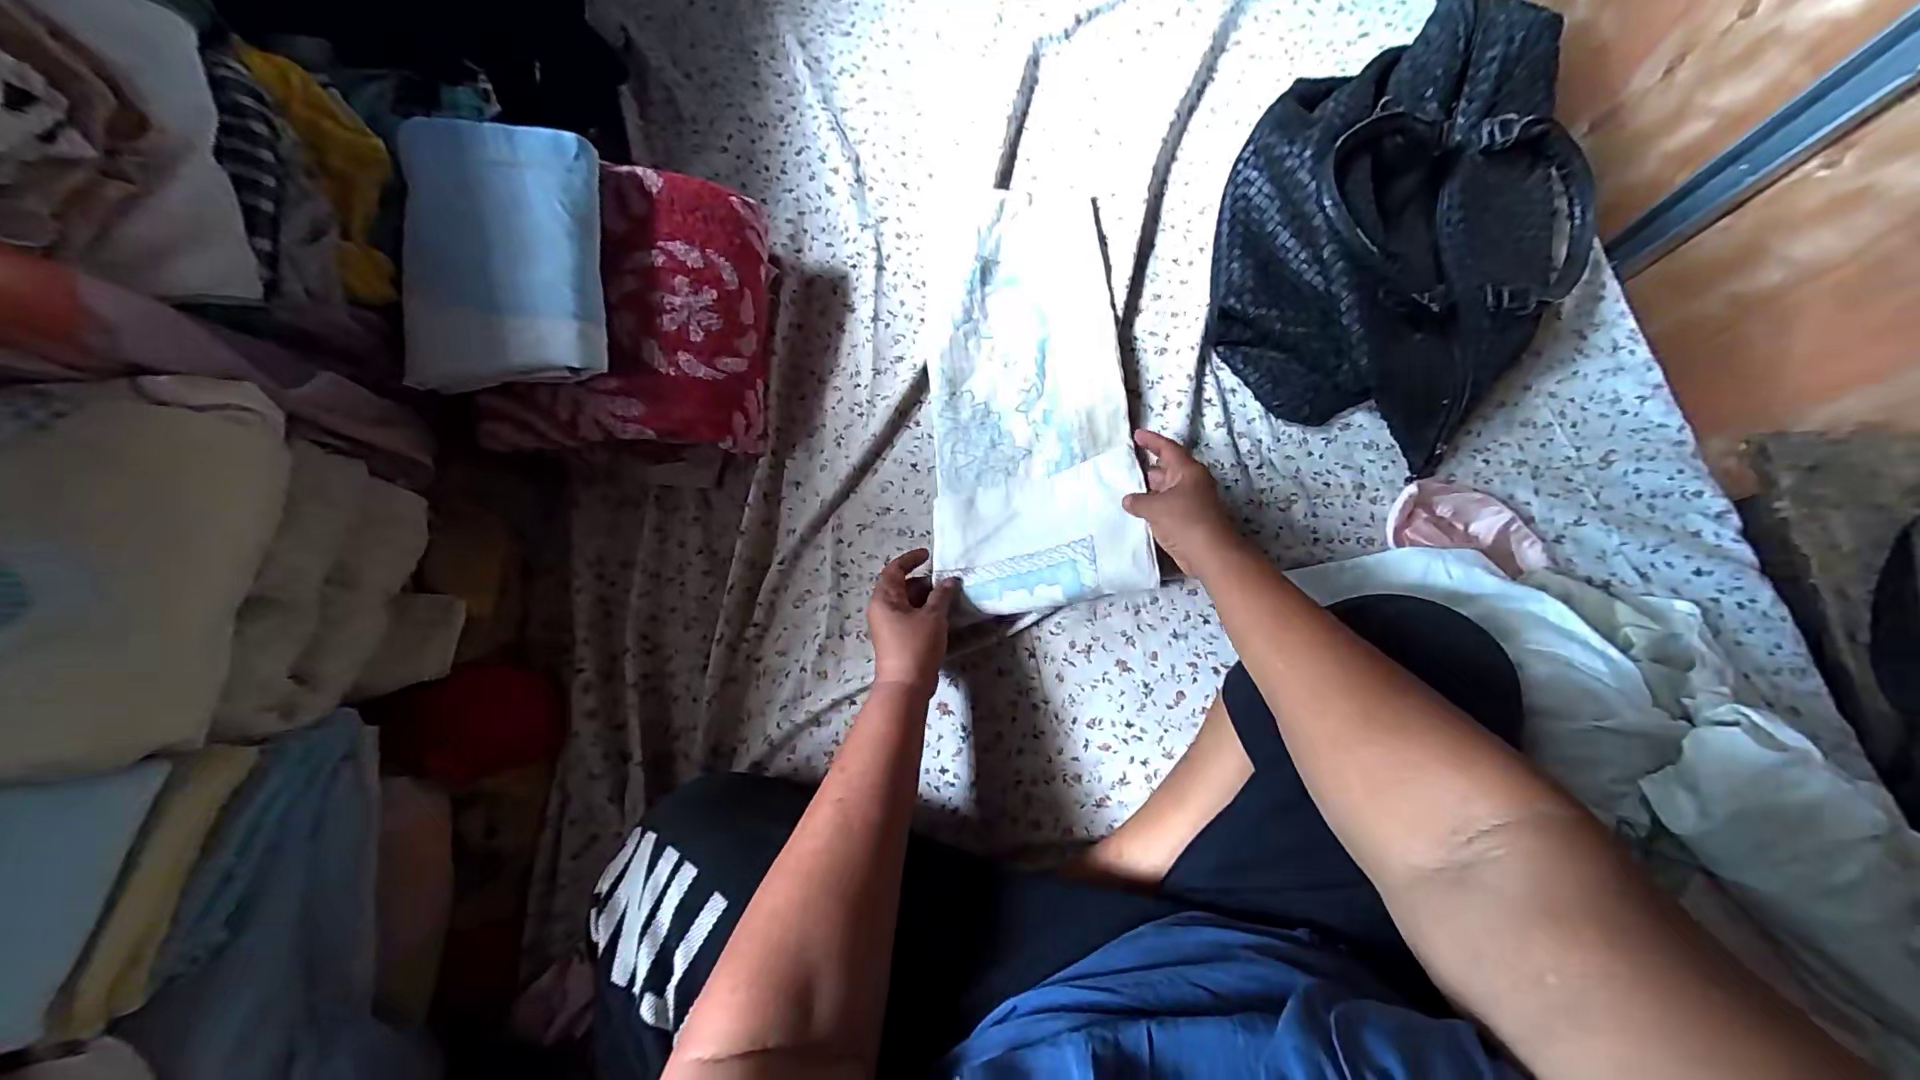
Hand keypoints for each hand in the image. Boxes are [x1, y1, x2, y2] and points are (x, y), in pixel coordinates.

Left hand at [868, 548, 956, 694]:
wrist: (906, 685)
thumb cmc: (916, 645)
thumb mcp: (933, 616)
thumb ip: (942, 595)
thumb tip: (949, 581)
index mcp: (884, 598)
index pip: (894, 570)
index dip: (911, 559)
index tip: (928, 555)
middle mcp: (882, 608)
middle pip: (900, 585)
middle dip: (922, 581)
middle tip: (943, 581)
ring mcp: (887, 624)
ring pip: (906, 602)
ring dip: (925, 597)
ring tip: (946, 597)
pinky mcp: (896, 638)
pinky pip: (909, 616)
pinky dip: (923, 611)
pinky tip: (940, 615)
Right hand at [1122, 430, 1243, 577]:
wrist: (1210, 553)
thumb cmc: (1185, 521)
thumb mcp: (1155, 507)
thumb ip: (1137, 501)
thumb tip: (1128, 500)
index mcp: (1187, 471)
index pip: (1168, 449)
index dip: (1151, 441)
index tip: (1136, 435)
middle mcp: (1191, 483)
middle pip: (1167, 469)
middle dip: (1148, 467)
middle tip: (1127, 465)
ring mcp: (1191, 502)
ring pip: (1166, 489)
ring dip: (1149, 490)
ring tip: (1127, 488)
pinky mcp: (1188, 520)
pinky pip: (1166, 506)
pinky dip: (1153, 506)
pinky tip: (1138, 511)